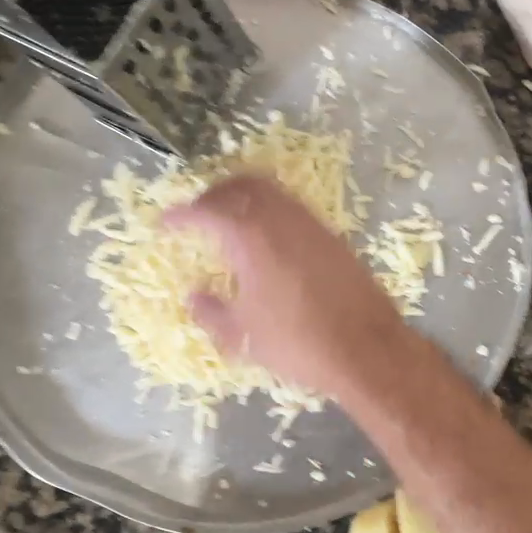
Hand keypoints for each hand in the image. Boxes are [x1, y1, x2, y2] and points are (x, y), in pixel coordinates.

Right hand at [162, 175, 426, 402]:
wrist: (366, 346)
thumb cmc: (297, 343)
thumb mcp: (242, 337)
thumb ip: (211, 312)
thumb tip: (194, 295)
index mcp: (251, 238)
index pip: (207, 210)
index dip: (182, 214)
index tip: (165, 224)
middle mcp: (282, 220)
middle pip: (243, 185)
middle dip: (216, 194)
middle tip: (199, 214)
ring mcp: (313, 225)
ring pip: (274, 193)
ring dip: (247, 199)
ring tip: (231, 223)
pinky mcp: (334, 237)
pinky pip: (295, 210)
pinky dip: (273, 213)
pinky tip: (268, 241)